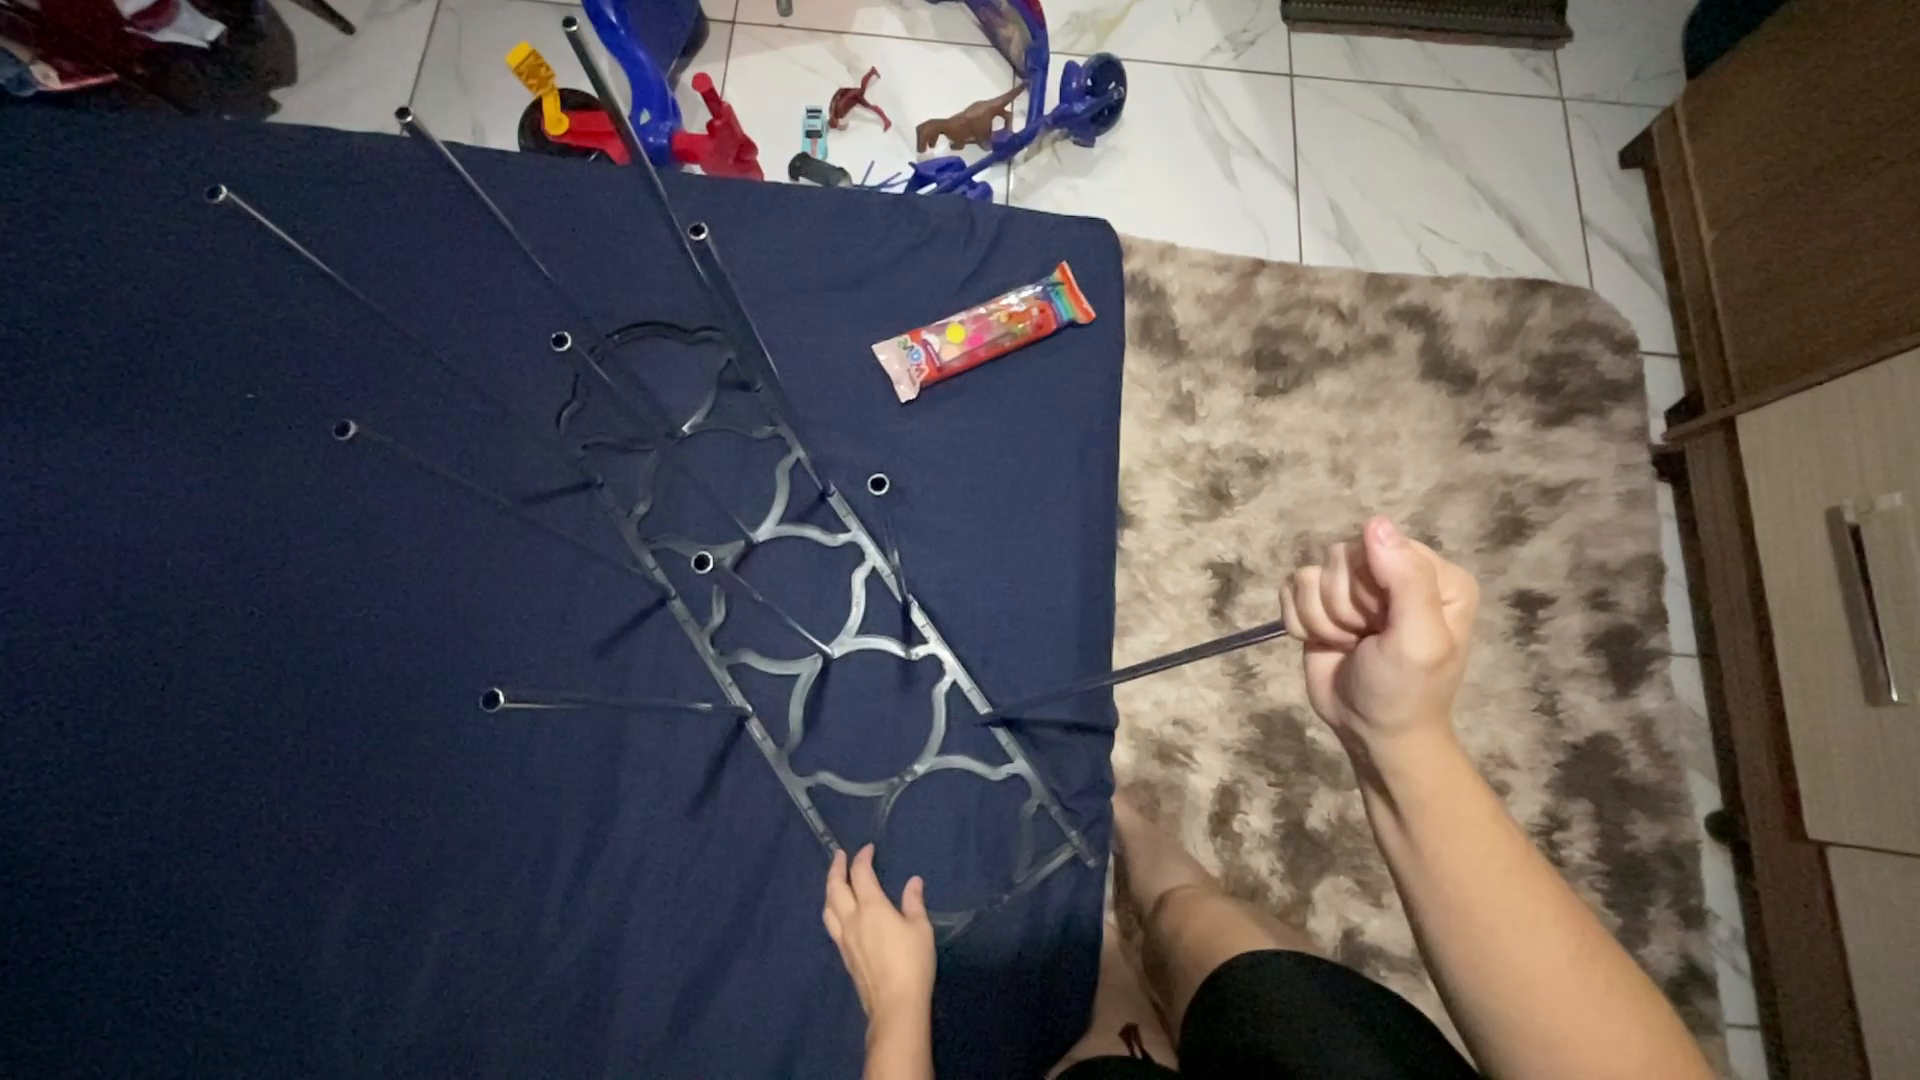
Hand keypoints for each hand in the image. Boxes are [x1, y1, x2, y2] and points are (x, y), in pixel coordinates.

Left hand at [823, 845, 935, 1030]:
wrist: (895, 1005)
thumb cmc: (912, 963)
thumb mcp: (920, 928)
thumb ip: (914, 902)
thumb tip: (913, 882)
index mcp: (871, 908)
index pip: (861, 874)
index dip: (863, 858)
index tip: (868, 848)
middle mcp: (852, 920)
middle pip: (835, 888)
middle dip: (836, 868)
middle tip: (839, 855)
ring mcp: (844, 939)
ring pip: (828, 907)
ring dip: (829, 889)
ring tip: (835, 882)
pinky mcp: (844, 956)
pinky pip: (831, 925)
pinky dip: (832, 909)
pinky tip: (839, 913)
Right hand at [1280, 516, 1478, 749]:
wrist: (1371, 732)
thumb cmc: (1405, 690)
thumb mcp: (1419, 640)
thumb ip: (1406, 579)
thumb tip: (1375, 521)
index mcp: (1434, 575)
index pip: (1378, 546)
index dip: (1369, 586)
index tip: (1384, 623)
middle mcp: (1393, 573)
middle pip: (1340, 557)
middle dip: (1343, 605)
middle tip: (1365, 637)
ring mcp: (1352, 589)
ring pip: (1310, 574)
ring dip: (1320, 617)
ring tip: (1347, 643)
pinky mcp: (1318, 604)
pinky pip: (1289, 590)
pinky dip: (1299, 621)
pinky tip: (1321, 642)